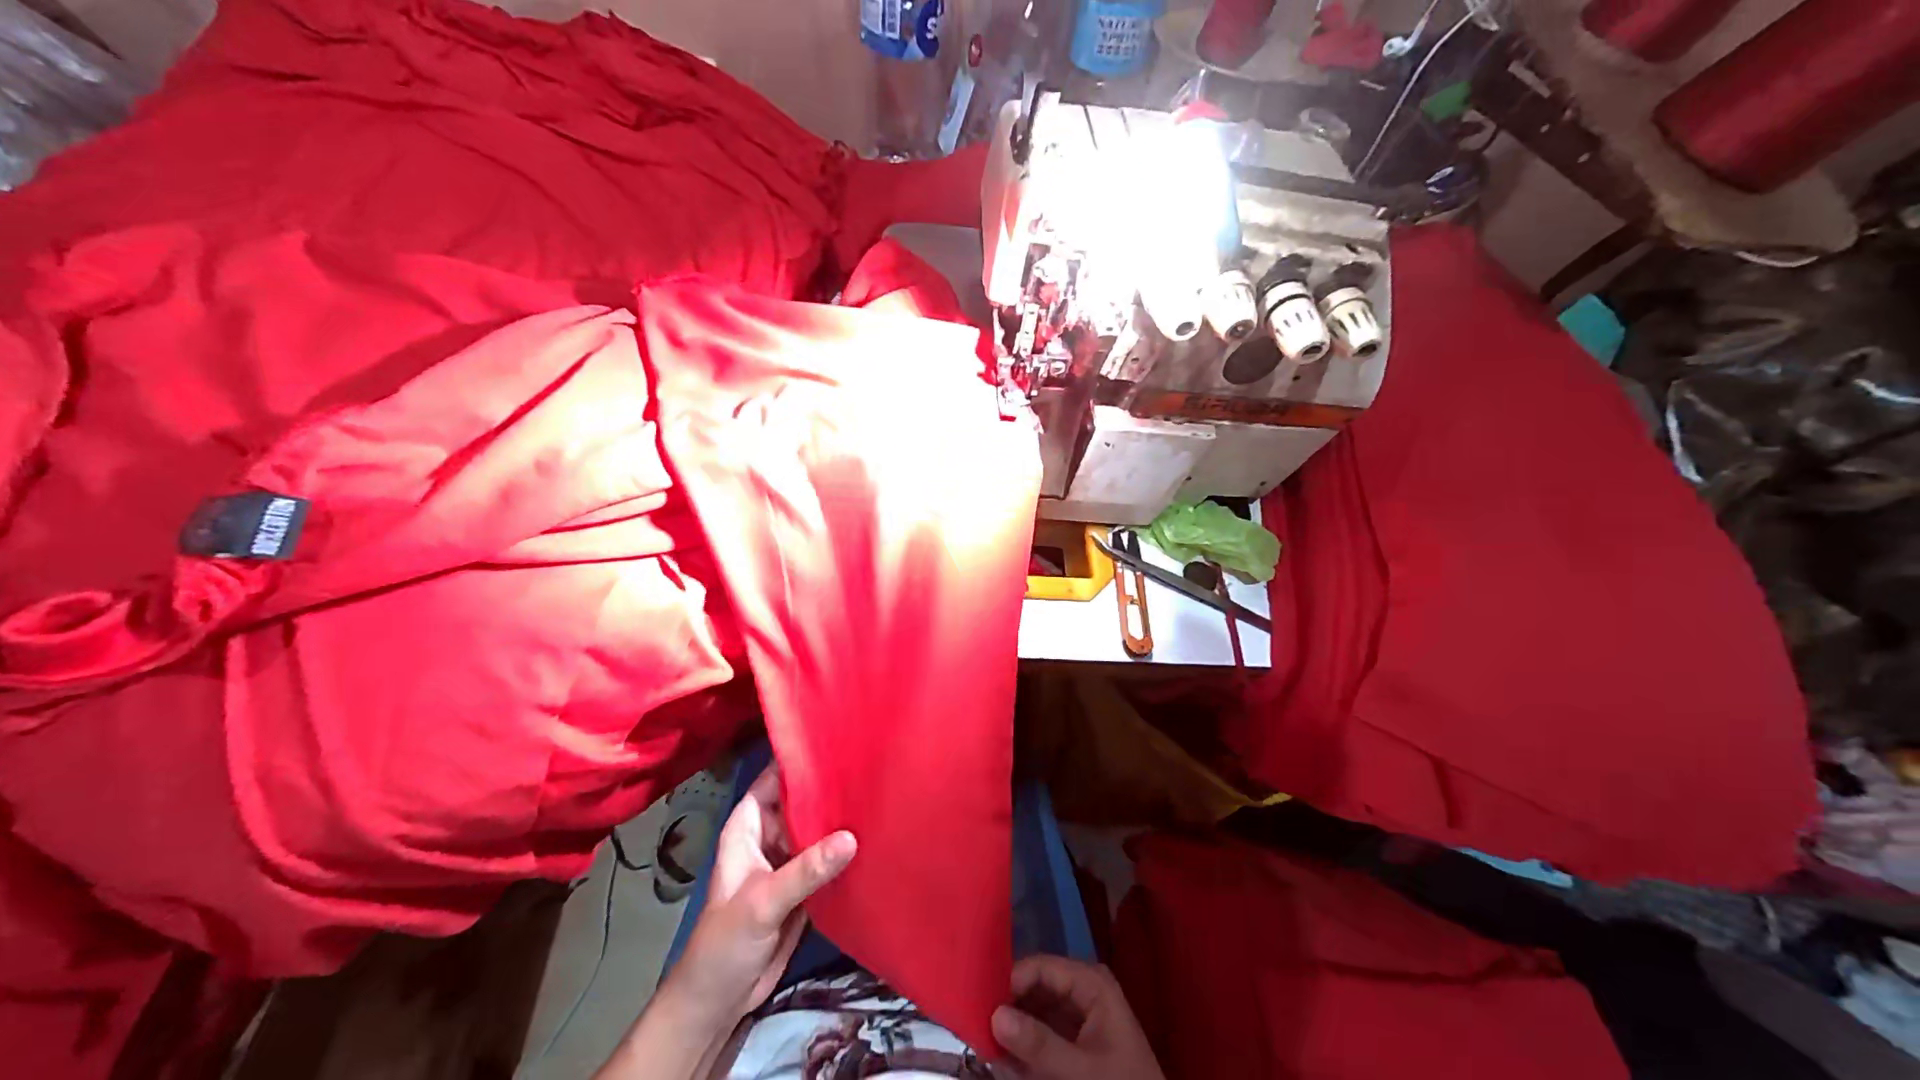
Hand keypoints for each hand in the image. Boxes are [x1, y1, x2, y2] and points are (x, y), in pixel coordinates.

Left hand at [665, 764, 856, 1025]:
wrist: (721, 1000)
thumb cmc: (725, 943)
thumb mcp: (763, 902)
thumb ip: (806, 870)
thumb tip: (851, 837)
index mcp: (747, 828)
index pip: (773, 779)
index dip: (798, 760)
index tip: (835, 740)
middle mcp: (768, 837)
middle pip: (799, 801)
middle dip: (827, 787)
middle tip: (869, 765)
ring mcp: (786, 861)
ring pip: (815, 828)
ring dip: (839, 818)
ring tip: (877, 794)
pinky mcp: (804, 886)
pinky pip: (825, 857)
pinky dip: (843, 849)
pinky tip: (873, 834)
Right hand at [990, 956, 1165, 1079]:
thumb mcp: (1081, 1071)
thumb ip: (1039, 1044)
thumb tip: (994, 1015)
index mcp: (1090, 982)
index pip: (1039, 967)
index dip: (1008, 983)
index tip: (978, 1006)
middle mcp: (1082, 988)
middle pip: (1034, 985)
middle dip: (1006, 1005)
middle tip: (975, 1024)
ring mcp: (1077, 1013)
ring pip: (1033, 1009)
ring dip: (1011, 1027)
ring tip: (983, 1041)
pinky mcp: (1073, 1039)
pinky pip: (1040, 1031)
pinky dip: (1022, 1044)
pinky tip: (1002, 1057)